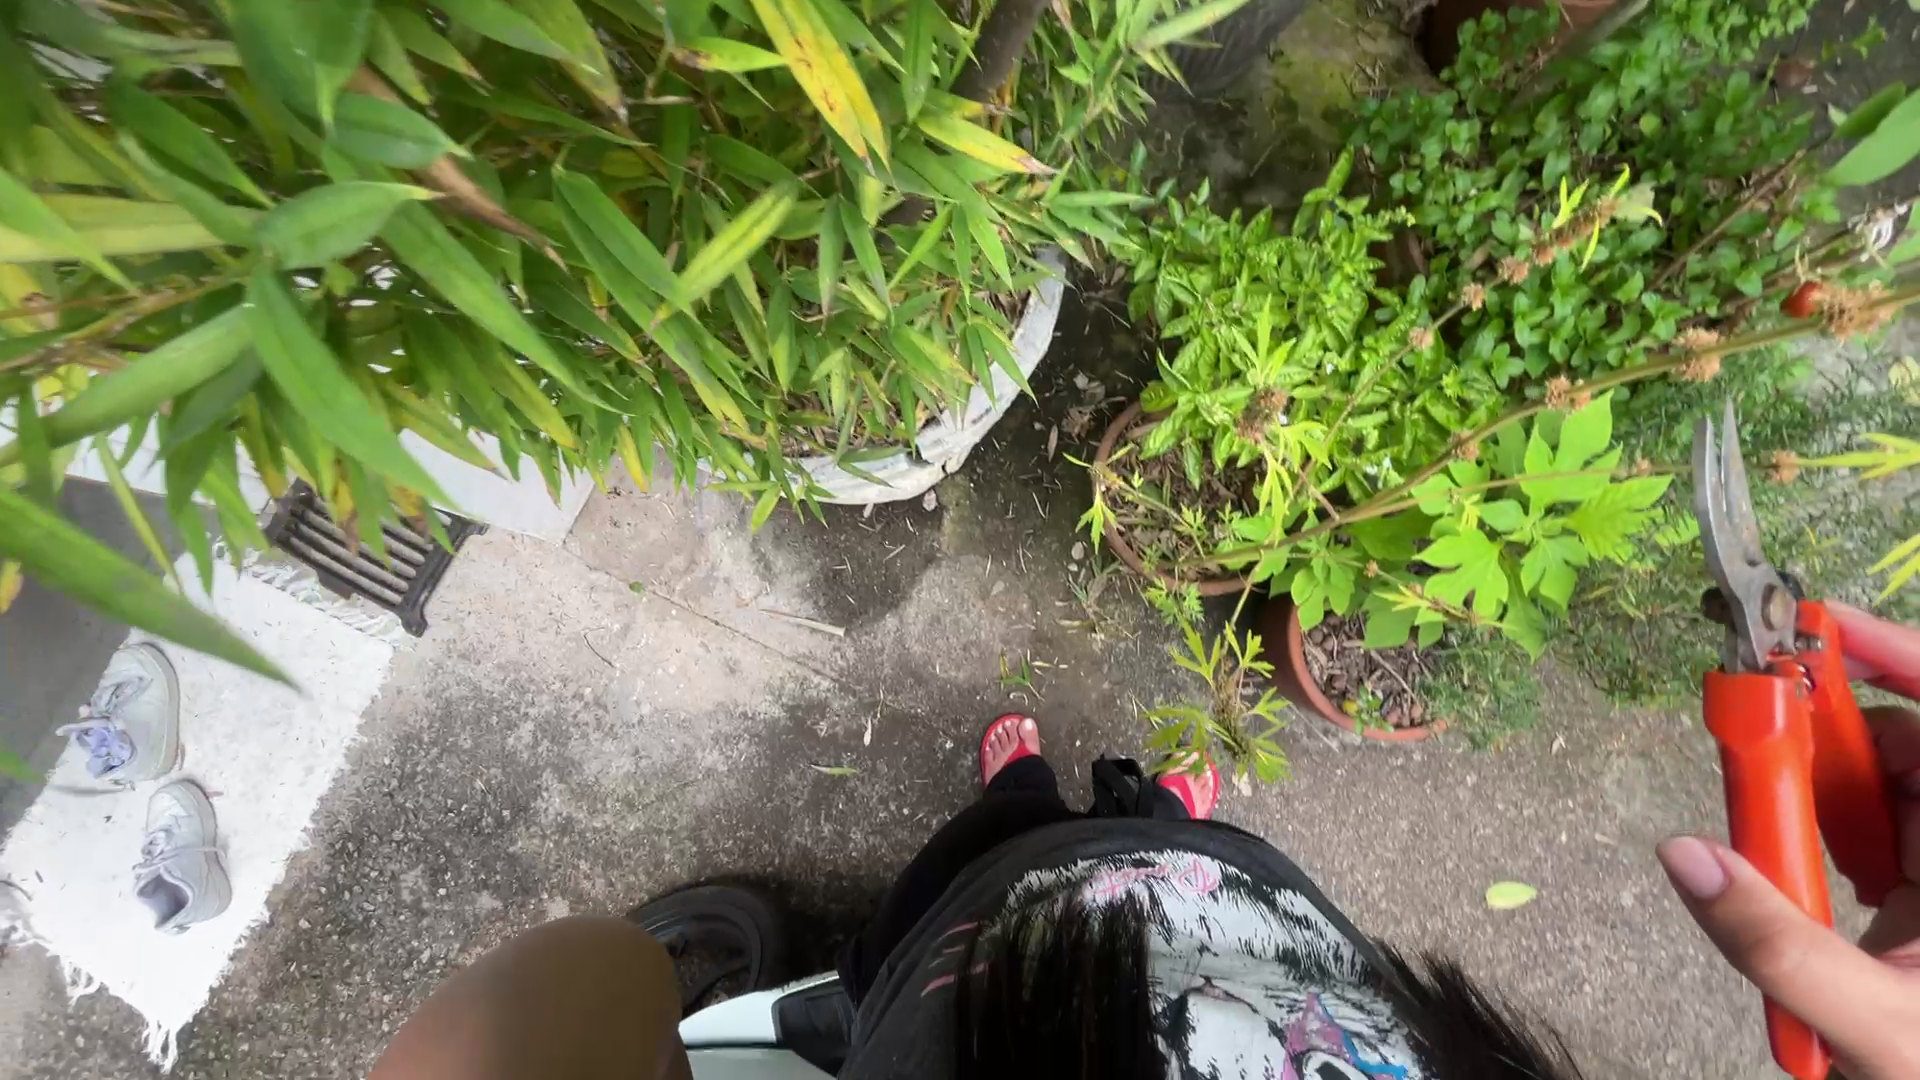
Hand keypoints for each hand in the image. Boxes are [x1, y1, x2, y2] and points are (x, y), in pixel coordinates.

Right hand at [1658, 604, 1919, 1078]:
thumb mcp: (1876, 1026)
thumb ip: (1773, 942)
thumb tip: (1679, 851)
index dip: (1901, 661)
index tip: (1816, 628)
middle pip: (1910, 750)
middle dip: (1827, 737)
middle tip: (1748, 740)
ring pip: (1882, 785)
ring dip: (1811, 789)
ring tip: (1776, 832)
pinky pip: (1866, 824)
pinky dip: (1814, 824)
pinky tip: (1798, 863)